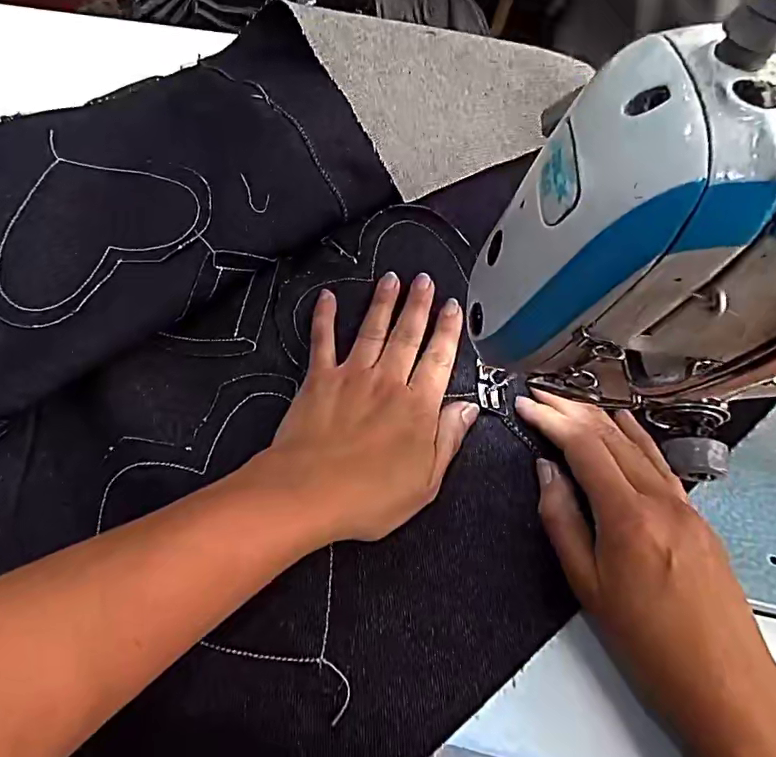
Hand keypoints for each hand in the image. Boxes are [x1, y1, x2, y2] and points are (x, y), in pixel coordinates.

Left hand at [244, 272, 478, 543]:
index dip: (448, 330)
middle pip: (408, 334)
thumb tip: (469, 410)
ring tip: (392, 279)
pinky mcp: (320, 379)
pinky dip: (325, 317)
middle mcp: (388, 382)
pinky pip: (323, 341)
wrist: (307, 494)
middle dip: (419, 304)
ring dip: (384, 301)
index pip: (439, 358)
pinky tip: (328, 297)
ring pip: (373, 329)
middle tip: (425, 280)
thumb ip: (448, 440)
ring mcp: (352, 376)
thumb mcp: (425, 481)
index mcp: (417, 407)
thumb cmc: (367, 497)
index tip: (452, 308)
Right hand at [518, 391, 775, 756]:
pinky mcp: (697, 516)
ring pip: (636, 442)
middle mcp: (661, 500)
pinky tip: (627, 430)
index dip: (550, 418)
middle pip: (609, 433)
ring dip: (600, 417)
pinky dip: (635, 438)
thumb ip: (562, 521)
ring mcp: (683, 505)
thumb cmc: (659, 651)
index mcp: (628, 516)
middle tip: (542, 398)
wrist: (728, 688)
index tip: (528, 406)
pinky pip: (659, 461)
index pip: (582, 444)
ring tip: (573, 405)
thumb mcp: (588, 588)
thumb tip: (547, 475)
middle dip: (570, 408)